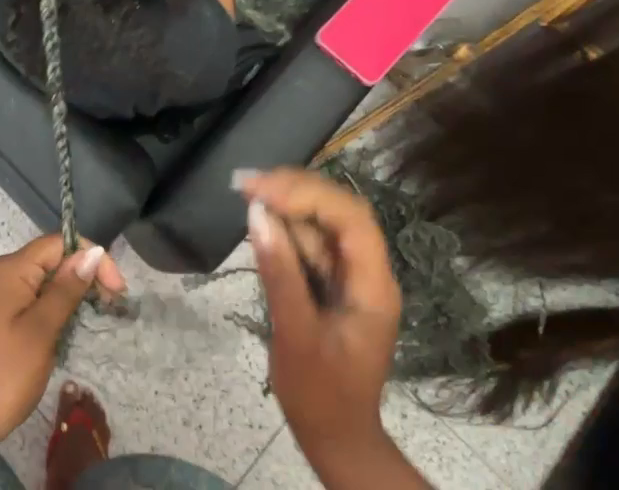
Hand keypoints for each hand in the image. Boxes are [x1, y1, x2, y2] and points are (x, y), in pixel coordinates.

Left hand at [0, 235, 124, 481]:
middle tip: (113, 305)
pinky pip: (31, 299)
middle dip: (84, 274)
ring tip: (96, 315)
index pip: (57, 243)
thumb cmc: (5, 374)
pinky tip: (68, 327)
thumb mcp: (42, 329)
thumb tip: (92, 252)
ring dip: (71, 293)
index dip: (91, 257)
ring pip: (43, 281)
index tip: (118, 289)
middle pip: (50, 259)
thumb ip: (66, 288)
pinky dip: (54, 308)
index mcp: (10, 270)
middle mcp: (1, 275)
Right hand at [238, 169, 401, 453]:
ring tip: (245, 190)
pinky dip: (283, 227)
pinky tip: (257, 219)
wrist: (333, 436)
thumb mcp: (295, 335)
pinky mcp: (328, 285)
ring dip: (285, 203)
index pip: (351, 219)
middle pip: (338, 212)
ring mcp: (347, 278)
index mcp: (373, 286)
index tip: (261, 190)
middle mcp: (366, 273)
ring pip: (321, 224)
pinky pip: (309, 244)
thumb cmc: (319, 393)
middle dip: (295, 190)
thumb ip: (280, 273)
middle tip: (245, 183)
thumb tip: (257, 214)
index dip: (308, 194)